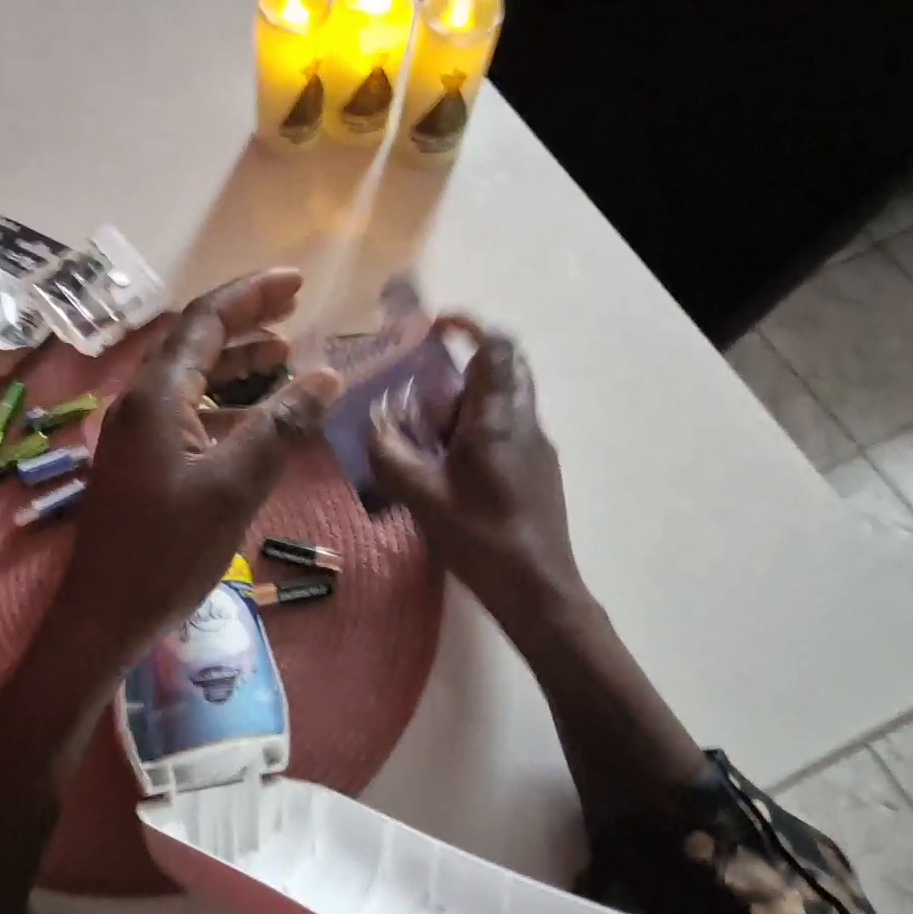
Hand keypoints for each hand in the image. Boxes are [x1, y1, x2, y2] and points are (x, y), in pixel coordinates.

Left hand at [54, 269, 342, 658]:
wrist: (106, 614)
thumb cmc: (168, 551)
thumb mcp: (235, 486)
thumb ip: (281, 427)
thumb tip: (327, 375)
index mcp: (156, 397)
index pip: (204, 321)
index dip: (252, 295)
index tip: (297, 282)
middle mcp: (140, 405)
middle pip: (194, 345)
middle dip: (246, 326)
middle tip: (295, 316)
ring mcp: (136, 437)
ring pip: (191, 383)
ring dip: (236, 368)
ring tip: (284, 361)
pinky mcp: (141, 466)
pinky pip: (187, 418)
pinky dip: (223, 409)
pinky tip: (254, 422)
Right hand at [367, 316, 582, 615]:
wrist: (537, 588)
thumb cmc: (480, 537)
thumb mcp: (421, 496)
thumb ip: (390, 453)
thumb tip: (373, 424)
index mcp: (498, 419)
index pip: (496, 346)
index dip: (467, 325)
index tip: (433, 328)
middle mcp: (525, 422)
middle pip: (501, 369)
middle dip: (460, 369)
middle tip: (422, 392)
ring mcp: (537, 447)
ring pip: (504, 402)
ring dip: (467, 404)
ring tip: (428, 436)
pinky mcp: (538, 471)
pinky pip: (506, 430)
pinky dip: (476, 431)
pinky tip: (450, 470)